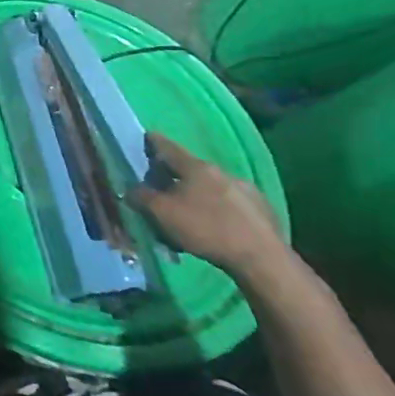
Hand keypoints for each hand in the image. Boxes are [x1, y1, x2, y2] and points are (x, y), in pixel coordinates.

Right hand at [134, 132, 287, 280]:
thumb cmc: (205, 229)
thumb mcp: (161, 213)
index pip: (168, 147)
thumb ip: (141, 196)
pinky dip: (217, 208)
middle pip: (190, 168)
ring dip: (197, 194)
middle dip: (173, 175)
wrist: (261, 258)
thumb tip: (132, 189)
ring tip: (187, 212)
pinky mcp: (262, 210)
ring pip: (211, 187)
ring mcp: (246, 190)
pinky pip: (230, 203)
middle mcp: (222, 172)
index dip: (153, 142)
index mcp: (196, 167)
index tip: (145, 137)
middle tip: (160, 187)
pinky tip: (214, 226)